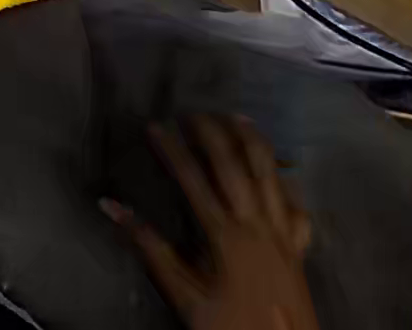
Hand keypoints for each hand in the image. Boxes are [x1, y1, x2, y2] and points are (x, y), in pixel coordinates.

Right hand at [103, 115, 317, 329]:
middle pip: (233, 164)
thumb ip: (150, 250)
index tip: (155, 125)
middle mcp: (257, 225)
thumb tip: (111, 207)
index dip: (172, 148)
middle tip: (192, 112)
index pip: (192, 178)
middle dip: (211, 132)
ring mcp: (283, 233)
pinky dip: (284, 179)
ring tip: (235, 116)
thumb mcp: (186, 300)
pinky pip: (295, 202)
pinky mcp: (300, 247)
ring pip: (269, 173)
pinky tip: (275, 166)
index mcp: (226, 236)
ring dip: (251, 140)